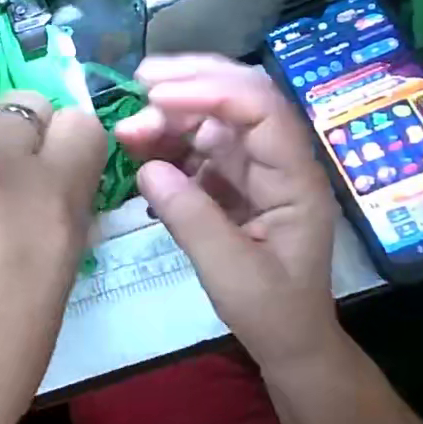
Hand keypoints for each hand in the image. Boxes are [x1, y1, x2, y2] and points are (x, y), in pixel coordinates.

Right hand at [114, 55, 342, 372]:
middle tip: (138, 81)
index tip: (156, 95)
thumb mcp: (233, 275)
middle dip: (189, 82)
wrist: (290, 343)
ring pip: (213, 119)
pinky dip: (167, 142)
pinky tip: (139, 148)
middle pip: (239, 98)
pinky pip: (198, 148)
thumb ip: (192, 220)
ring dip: (170, 114)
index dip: (210, 92)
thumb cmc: (273, 314)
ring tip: (127, 129)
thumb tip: (147, 168)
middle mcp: (276, 161)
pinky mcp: (231, 182)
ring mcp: (253, 169)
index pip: (261, 110)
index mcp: (295, 177)